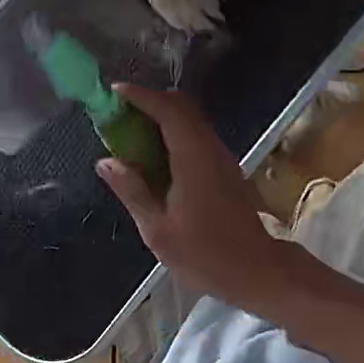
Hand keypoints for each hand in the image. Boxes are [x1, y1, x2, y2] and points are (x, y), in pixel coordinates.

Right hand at [97, 84, 306, 313]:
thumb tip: (106, 161)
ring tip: (131, 135)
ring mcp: (222, 158)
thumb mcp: (158, 230)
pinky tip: (156, 158)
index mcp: (193, 159)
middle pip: (182, 108)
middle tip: (119, 114)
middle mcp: (211, 150)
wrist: (258, 270)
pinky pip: (197, 138)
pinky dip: (174, 135)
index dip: (140, 96)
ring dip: (162, 119)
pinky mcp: (226, 170)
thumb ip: (132, 191)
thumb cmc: (206, 255)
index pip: (168, 110)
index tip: (114, 92)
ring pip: (191, 121)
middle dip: (150, 102)